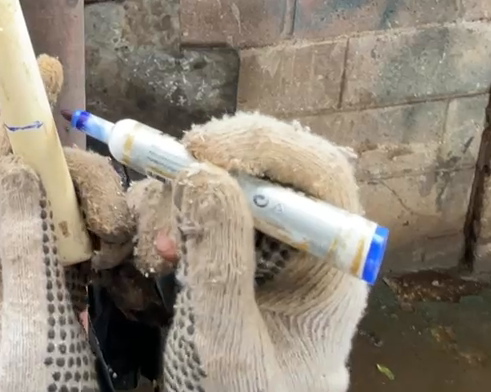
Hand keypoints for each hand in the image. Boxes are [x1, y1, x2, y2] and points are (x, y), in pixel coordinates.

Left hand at [0, 55, 132, 391]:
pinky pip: (81, 239)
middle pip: (44, 178)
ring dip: (100, 219)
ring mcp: (31, 265)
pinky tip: (114, 273)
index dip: (19, 112)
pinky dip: (104, 243)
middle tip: (108, 234)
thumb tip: (18, 169)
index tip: (44, 68)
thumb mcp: (28, 331)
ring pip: (68, 206)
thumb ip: (24, 250)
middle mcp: (5, 246)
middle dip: (84, 186)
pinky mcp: (56, 284)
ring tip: (111, 263)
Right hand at [129, 113, 369, 391]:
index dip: (263, 145)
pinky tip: (158, 257)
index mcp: (332, 264)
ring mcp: (264, 241)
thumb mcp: (232, 345)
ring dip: (179, 196)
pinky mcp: (230, 247)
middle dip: (209, 165)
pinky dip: (167, 215)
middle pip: (267, 162)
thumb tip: (202, 173)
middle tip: (165, 181)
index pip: (319, 171)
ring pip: (224, 176)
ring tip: (159, 250)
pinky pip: (197, 202)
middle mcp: (303, 240)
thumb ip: (221, 265)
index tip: (200, 151)